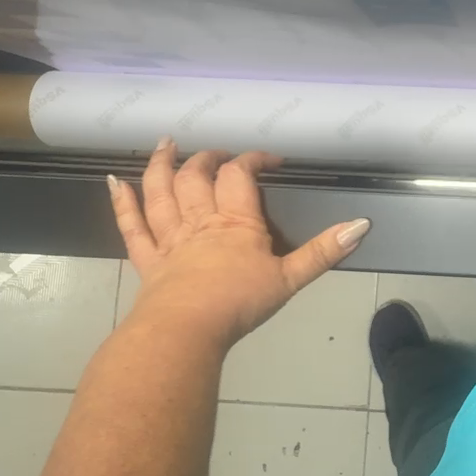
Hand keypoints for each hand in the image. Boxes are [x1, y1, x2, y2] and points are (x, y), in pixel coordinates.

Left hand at [108, 139, 370, 350]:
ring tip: (165, 144)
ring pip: (161, 192)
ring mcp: (169, 239)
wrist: (186, 332)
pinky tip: (113, 182)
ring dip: (162, 165)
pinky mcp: (147, 259)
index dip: (254, 160)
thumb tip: (362, 223)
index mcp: (236, 222)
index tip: (271, 160)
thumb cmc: (239, 303)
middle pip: (198, 177)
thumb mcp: (291, 277)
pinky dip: (122, 202)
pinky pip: (131, 226)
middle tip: (217, 153)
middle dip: (208, 159)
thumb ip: (325, 251)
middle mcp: (200, 221)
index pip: (241, 176)